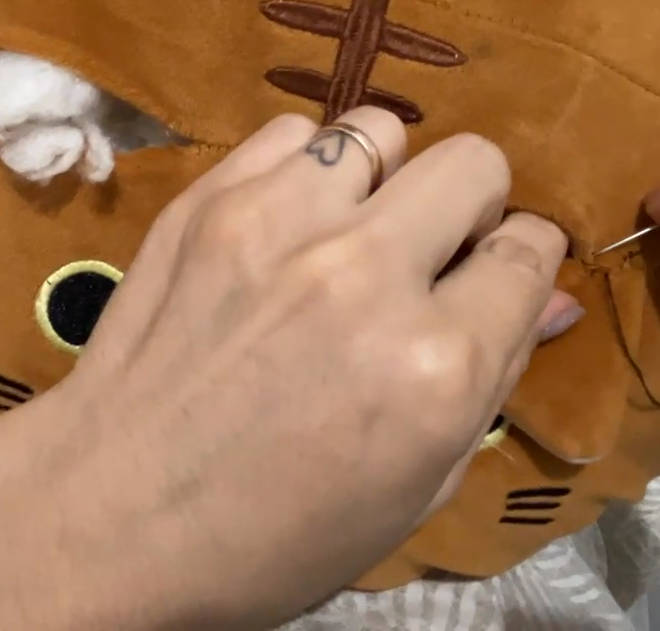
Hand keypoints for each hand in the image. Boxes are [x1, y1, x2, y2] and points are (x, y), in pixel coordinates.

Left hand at [0, 108, 578, 630]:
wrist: (112, 508)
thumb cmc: (274, 530)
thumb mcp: (413, 488)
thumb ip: (491, 376)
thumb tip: (547, 296)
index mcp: (433, 367)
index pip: (527, 253)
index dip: (525, 256)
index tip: (501, 264)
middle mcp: (364, 275)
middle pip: (471, 163)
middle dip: (471, 203)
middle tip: (430, 245)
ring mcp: (279, 223)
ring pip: (377, 129)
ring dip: (383, 177)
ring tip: (351, 226)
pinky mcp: (210, 199)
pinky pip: (291, 132)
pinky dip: (304, 167)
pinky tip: (286, 218)